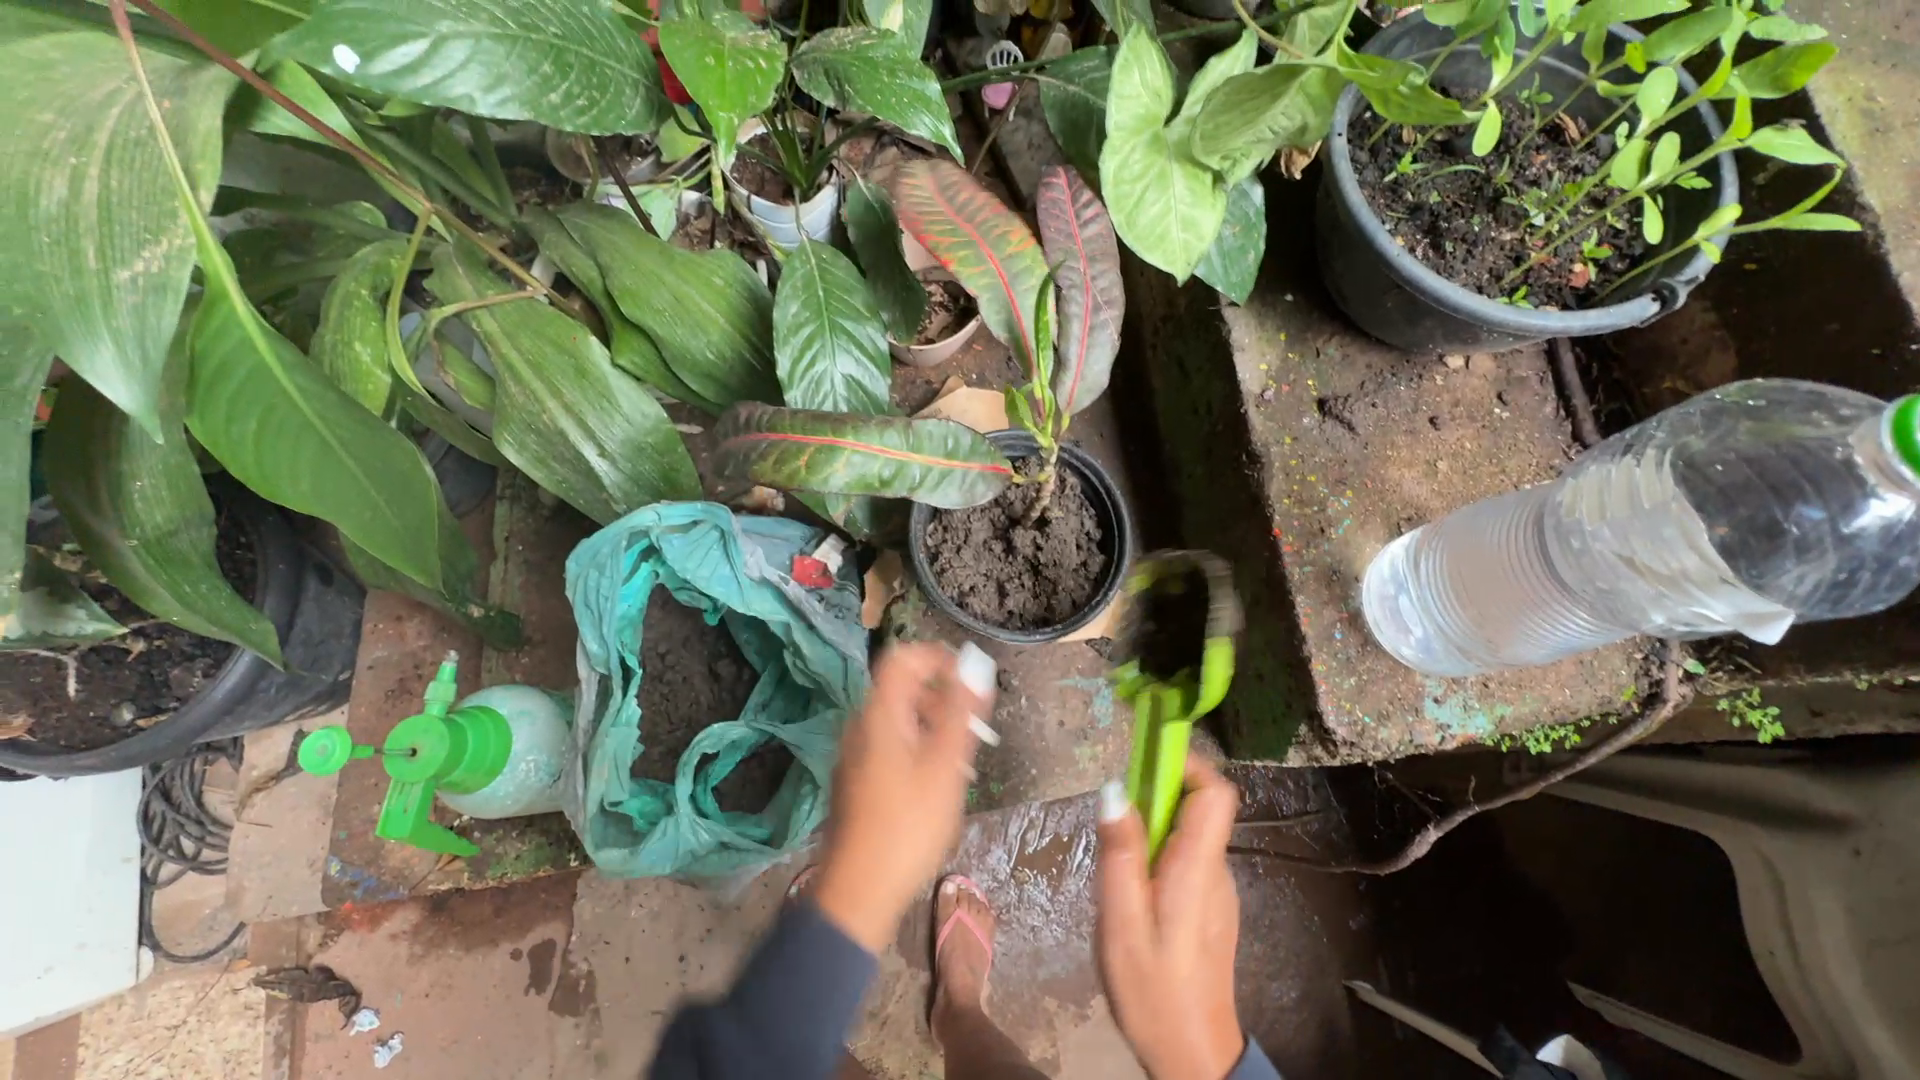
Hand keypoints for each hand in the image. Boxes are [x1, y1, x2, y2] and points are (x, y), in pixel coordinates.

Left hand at [813, 642, 993, 952]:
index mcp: (878, 714)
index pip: (903, 658)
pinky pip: (890, 747)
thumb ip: (962, 712)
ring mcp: (854, 755)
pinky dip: (918, 751)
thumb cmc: (908, 826)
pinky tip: (937, 787)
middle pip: (902, 690)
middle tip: (973, 729)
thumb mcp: (945, 766)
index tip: (970, 680)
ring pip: (899, 721)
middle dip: (943, 700)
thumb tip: (975, 666)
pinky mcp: (856, 781)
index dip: (938, 658)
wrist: (859, 890)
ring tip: (962, 763)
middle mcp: (860, 726)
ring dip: (934, 728)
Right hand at [1096, 758, 1244, 1079]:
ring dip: (1152, 827)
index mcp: (1197, 868)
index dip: (1186, 763)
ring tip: (1114, 861)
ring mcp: (1216, 890)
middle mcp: (1215, 871)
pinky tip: (1129, 889)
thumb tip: (1116, 790)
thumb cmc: (1152, 990)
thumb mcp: (1120, 922)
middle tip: (1112, 816)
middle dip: (1156, 794)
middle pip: (1198, 807)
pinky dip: (1157, 853)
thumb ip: (1119, 854)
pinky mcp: (1209, 907)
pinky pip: (1184, 858)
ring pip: (1187, 834)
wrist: (1192, 1054)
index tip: (1145, 757)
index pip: (1215, 792)